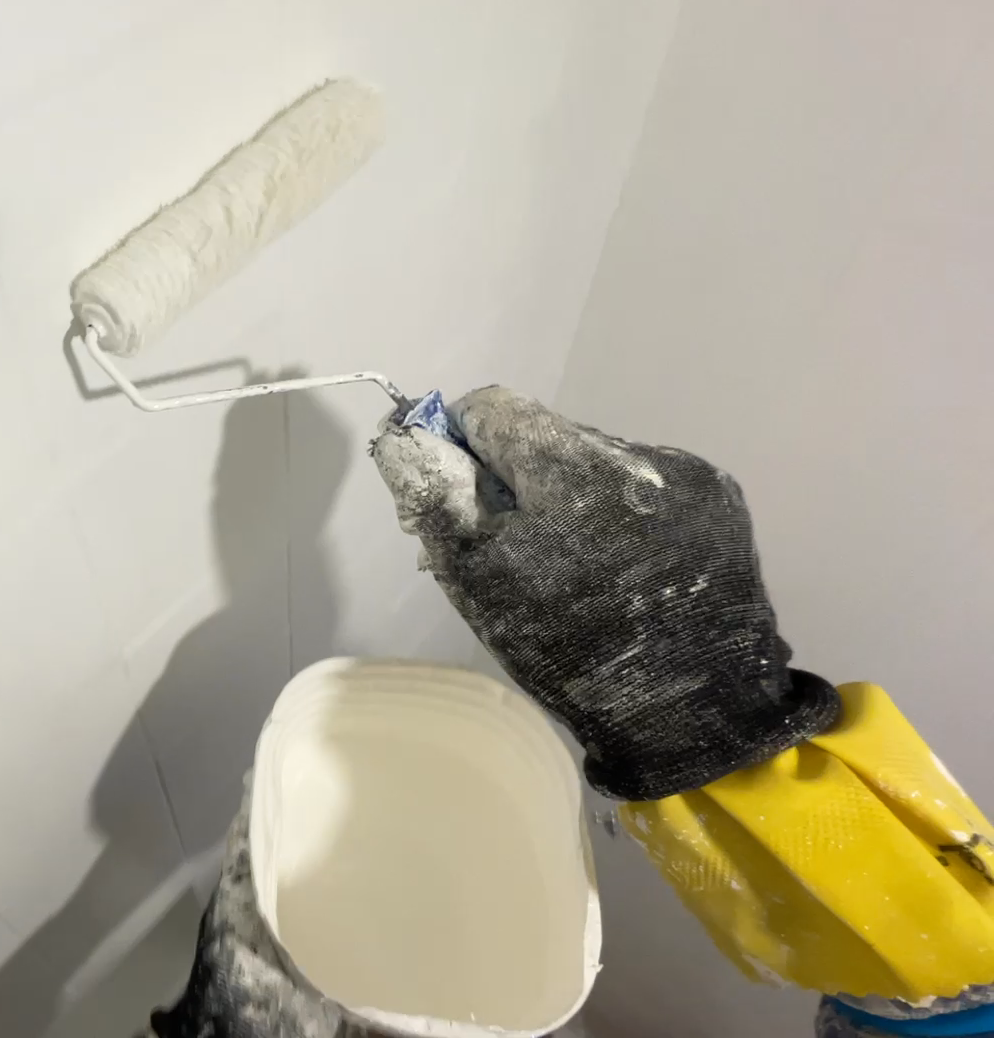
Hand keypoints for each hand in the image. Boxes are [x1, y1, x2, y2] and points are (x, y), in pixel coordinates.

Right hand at [369, 387, 838, 799]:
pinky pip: (628, 484)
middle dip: (502, 474)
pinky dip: (597, 510)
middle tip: (491, 538)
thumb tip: (404, 431)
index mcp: (574, 469)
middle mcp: (639, 455)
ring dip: (550, 493)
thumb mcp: (472, 569)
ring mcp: (689, 477)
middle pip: (538, 432)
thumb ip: (432, 488)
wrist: (692, 714)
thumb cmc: (561, 643)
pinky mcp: (719, 504)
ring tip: (553, 558)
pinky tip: (602, 559)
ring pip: (581, 458)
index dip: (456, 440)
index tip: (452, 490)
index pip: (491, 407)